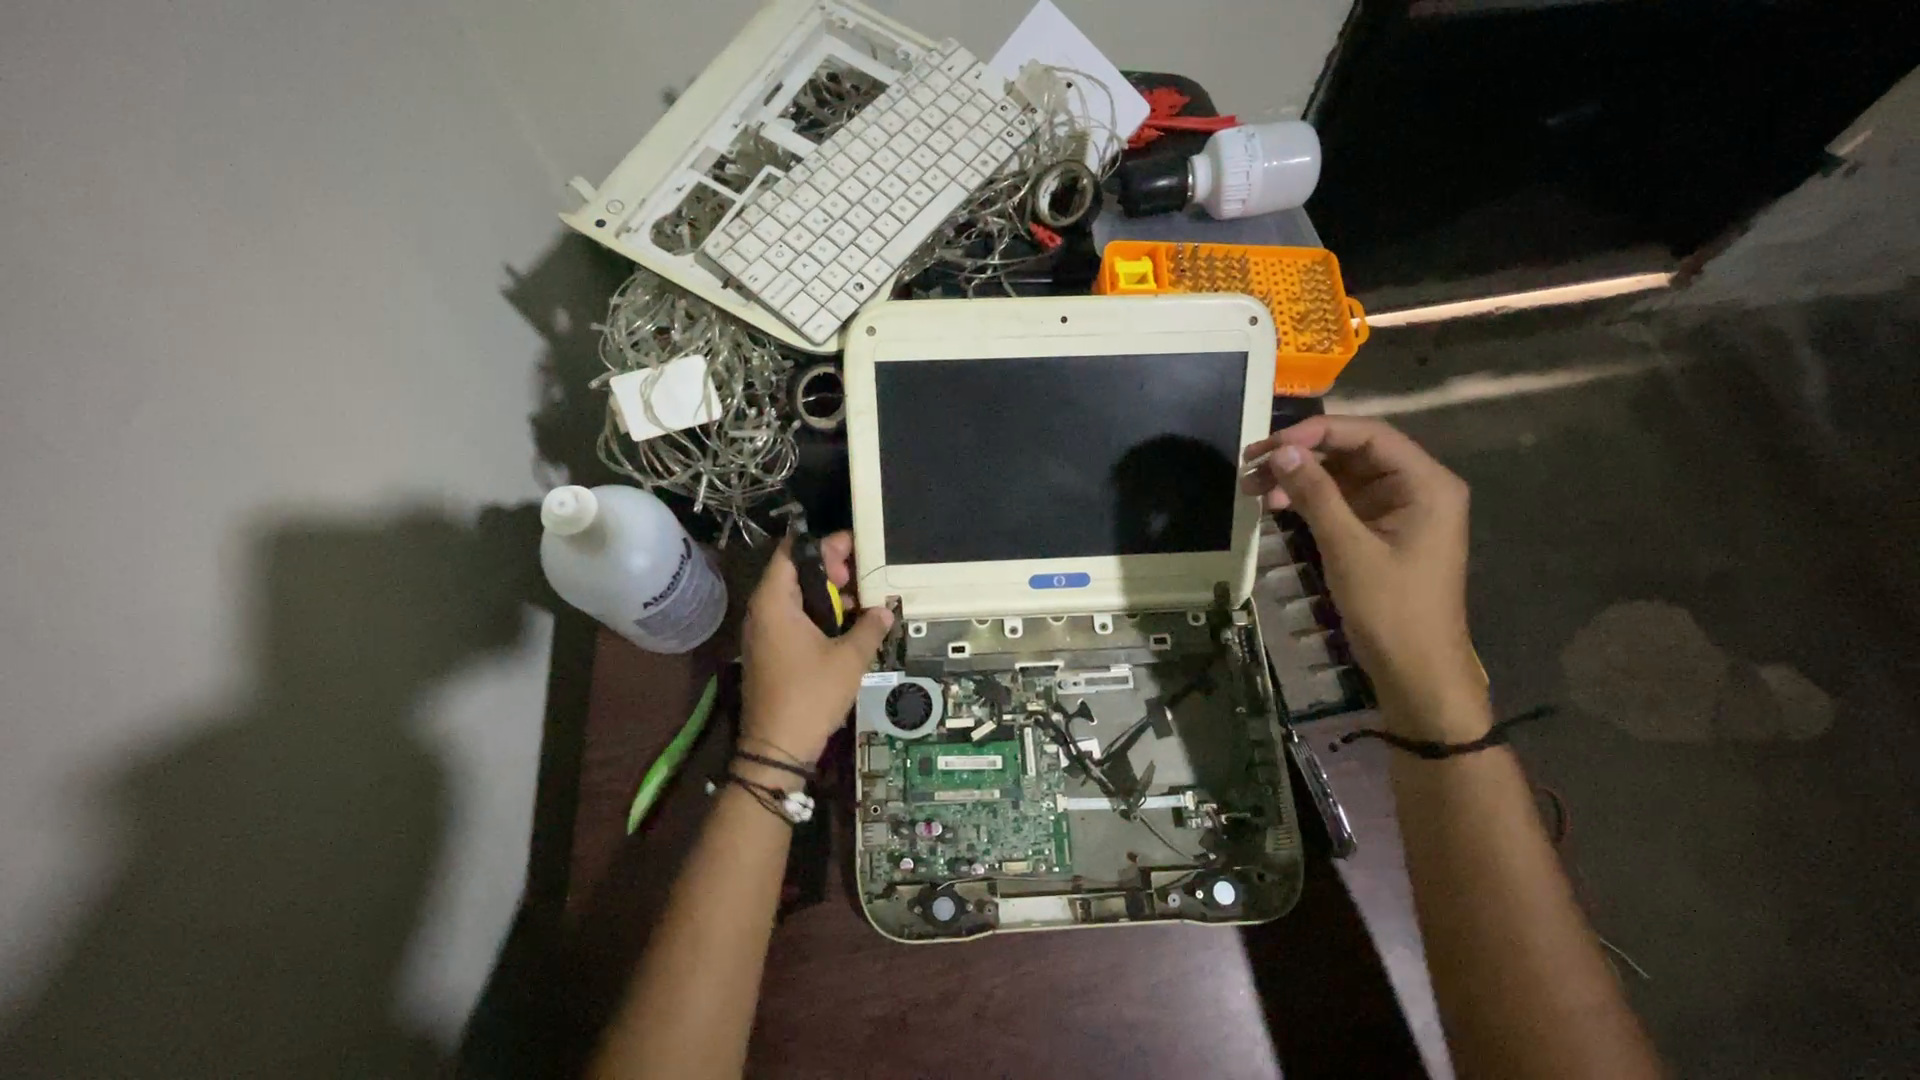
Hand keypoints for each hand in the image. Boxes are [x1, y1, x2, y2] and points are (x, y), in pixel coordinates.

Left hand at [739, 531, 893, 765]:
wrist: (776, 747)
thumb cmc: (810, 695)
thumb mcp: (849, 659)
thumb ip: (869, 628)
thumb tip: (885, 610)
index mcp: (774, 602)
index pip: (791, 553)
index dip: (822, 545)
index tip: (853, 546)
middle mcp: (762, 611)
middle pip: (793, 573)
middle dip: (828, 569)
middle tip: (860, 575)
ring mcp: (763, 633)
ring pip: (795, 598)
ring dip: (825, 594)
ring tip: (859, 599)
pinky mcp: (769, 652)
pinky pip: (792, 619)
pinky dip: (817, 615)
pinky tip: (845, 626)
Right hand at [1242, 416, 1485, 736]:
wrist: (1416, 671)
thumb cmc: (1391, 609)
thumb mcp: (1348, 548)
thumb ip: (1315, 494)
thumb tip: (1280, 452)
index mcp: (1426, 484)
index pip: (1368, 435)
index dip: (1316, 433)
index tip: (1269, 446)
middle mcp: (1416, 488)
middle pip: (1353, 452)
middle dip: (1300, 456)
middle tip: (1250, 464)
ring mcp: (1398, 511)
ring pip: (1342, 478)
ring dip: (1298, 479)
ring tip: (1252, 489)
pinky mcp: (1380, 532)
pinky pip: (1341, 504)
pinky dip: (1308, 502)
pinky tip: (1274, 507)